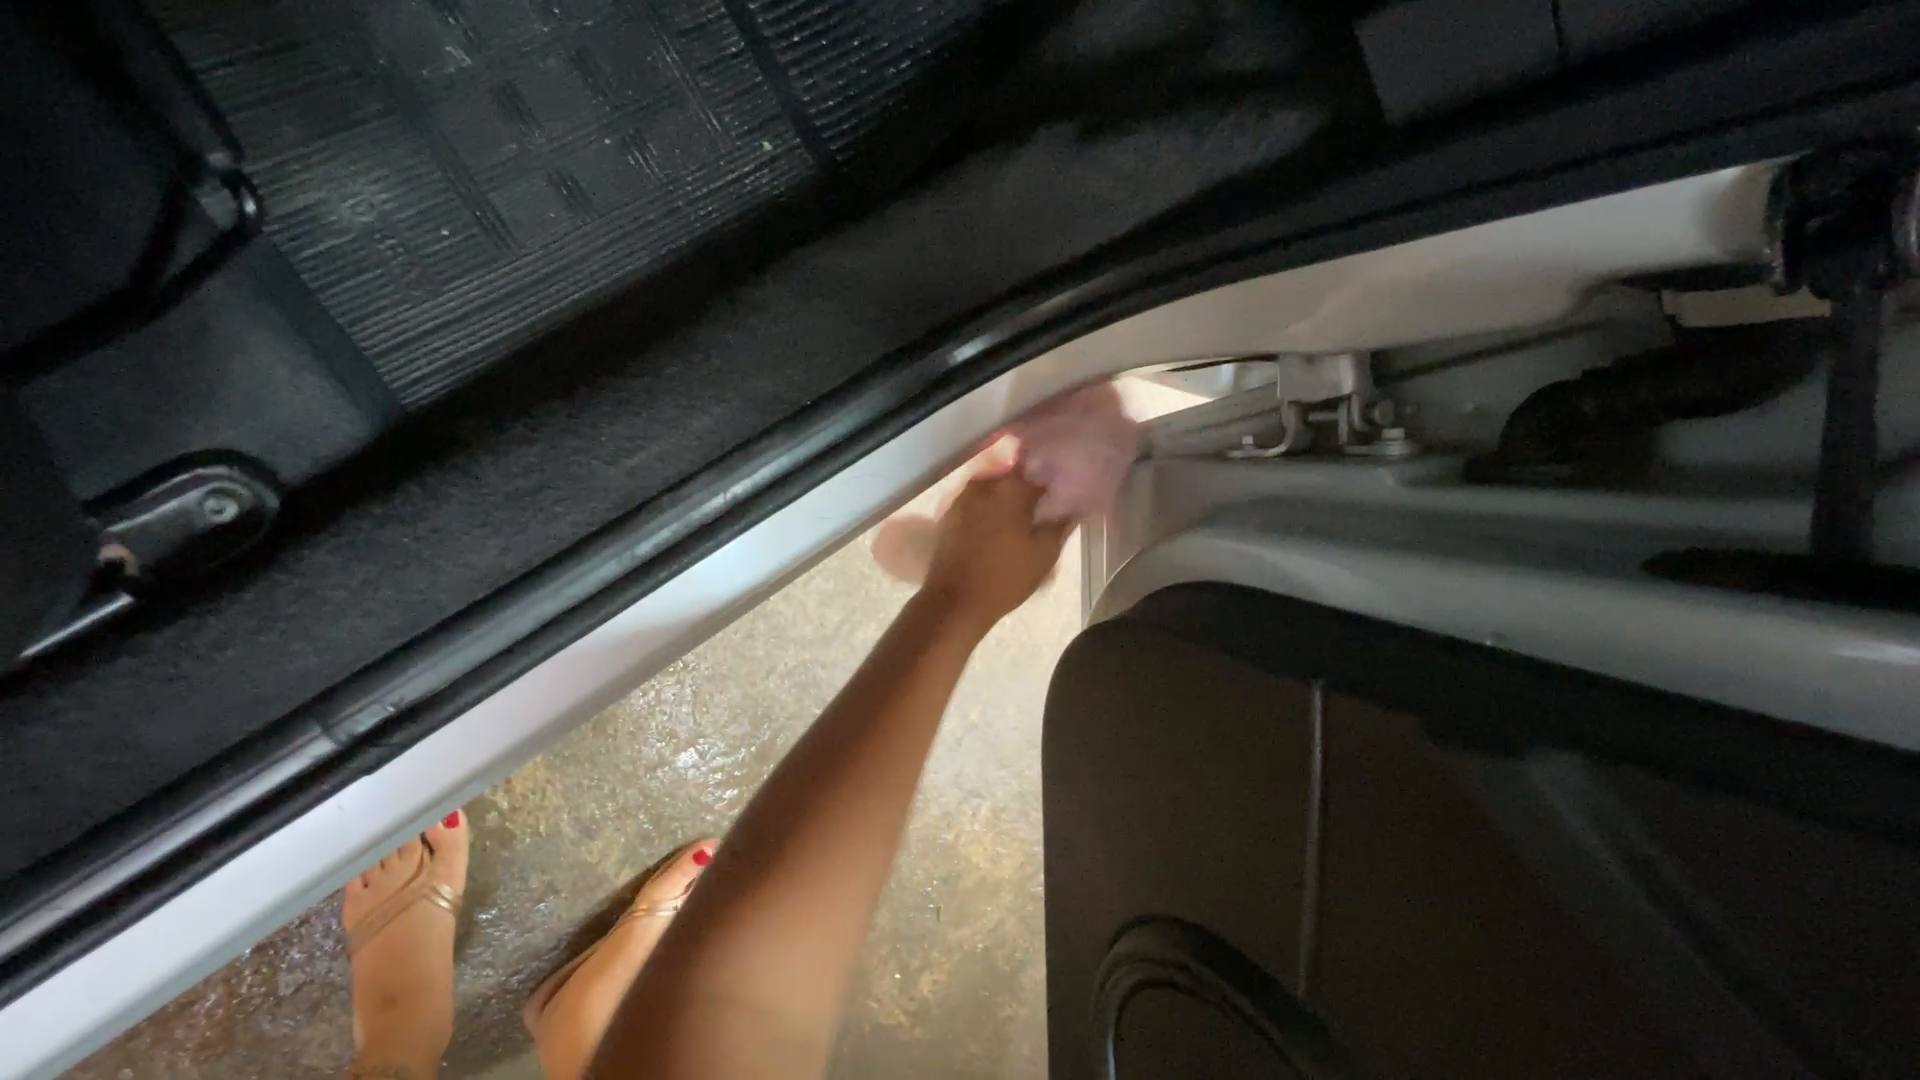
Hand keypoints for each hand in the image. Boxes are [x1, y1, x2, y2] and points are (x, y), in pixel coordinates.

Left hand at [919, 472, 1069, 633]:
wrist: (955, 601)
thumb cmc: (1006, 577)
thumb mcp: (1044, 554)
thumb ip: (1060, 525)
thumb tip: (1071, 508)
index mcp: (1010, 488)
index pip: (1040, 475)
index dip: (1052, 487)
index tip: (1060, 501)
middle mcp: (984, 484)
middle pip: (1013, 480)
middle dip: (1027, 493)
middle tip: (1040, 513)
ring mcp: (962, 499)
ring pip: (993, 492)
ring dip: (1005, 503)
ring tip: (1019, 524)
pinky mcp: (948, 516)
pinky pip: (975, 506)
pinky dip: (987, 513)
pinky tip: (996, 531)